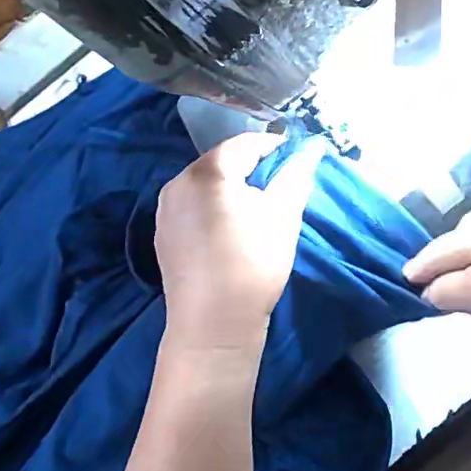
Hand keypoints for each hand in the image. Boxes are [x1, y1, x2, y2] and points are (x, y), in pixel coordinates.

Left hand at [154, 133, 323, 354]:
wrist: (212, 326)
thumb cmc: (252, 264)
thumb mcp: (283, 216)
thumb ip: (295, 177)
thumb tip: (308, 152)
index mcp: (207, 171)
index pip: (245, 144)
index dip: (274, 148)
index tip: (296, 159)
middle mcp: (178, 182)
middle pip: (222, 162)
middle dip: (252, 168)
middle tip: (280, 186)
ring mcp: (165, 209)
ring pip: (206, 184)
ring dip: (232, 188)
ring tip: (256, 210)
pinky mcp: (163, 233)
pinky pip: (193, 206)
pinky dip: (213, 207)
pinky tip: (229, 231)